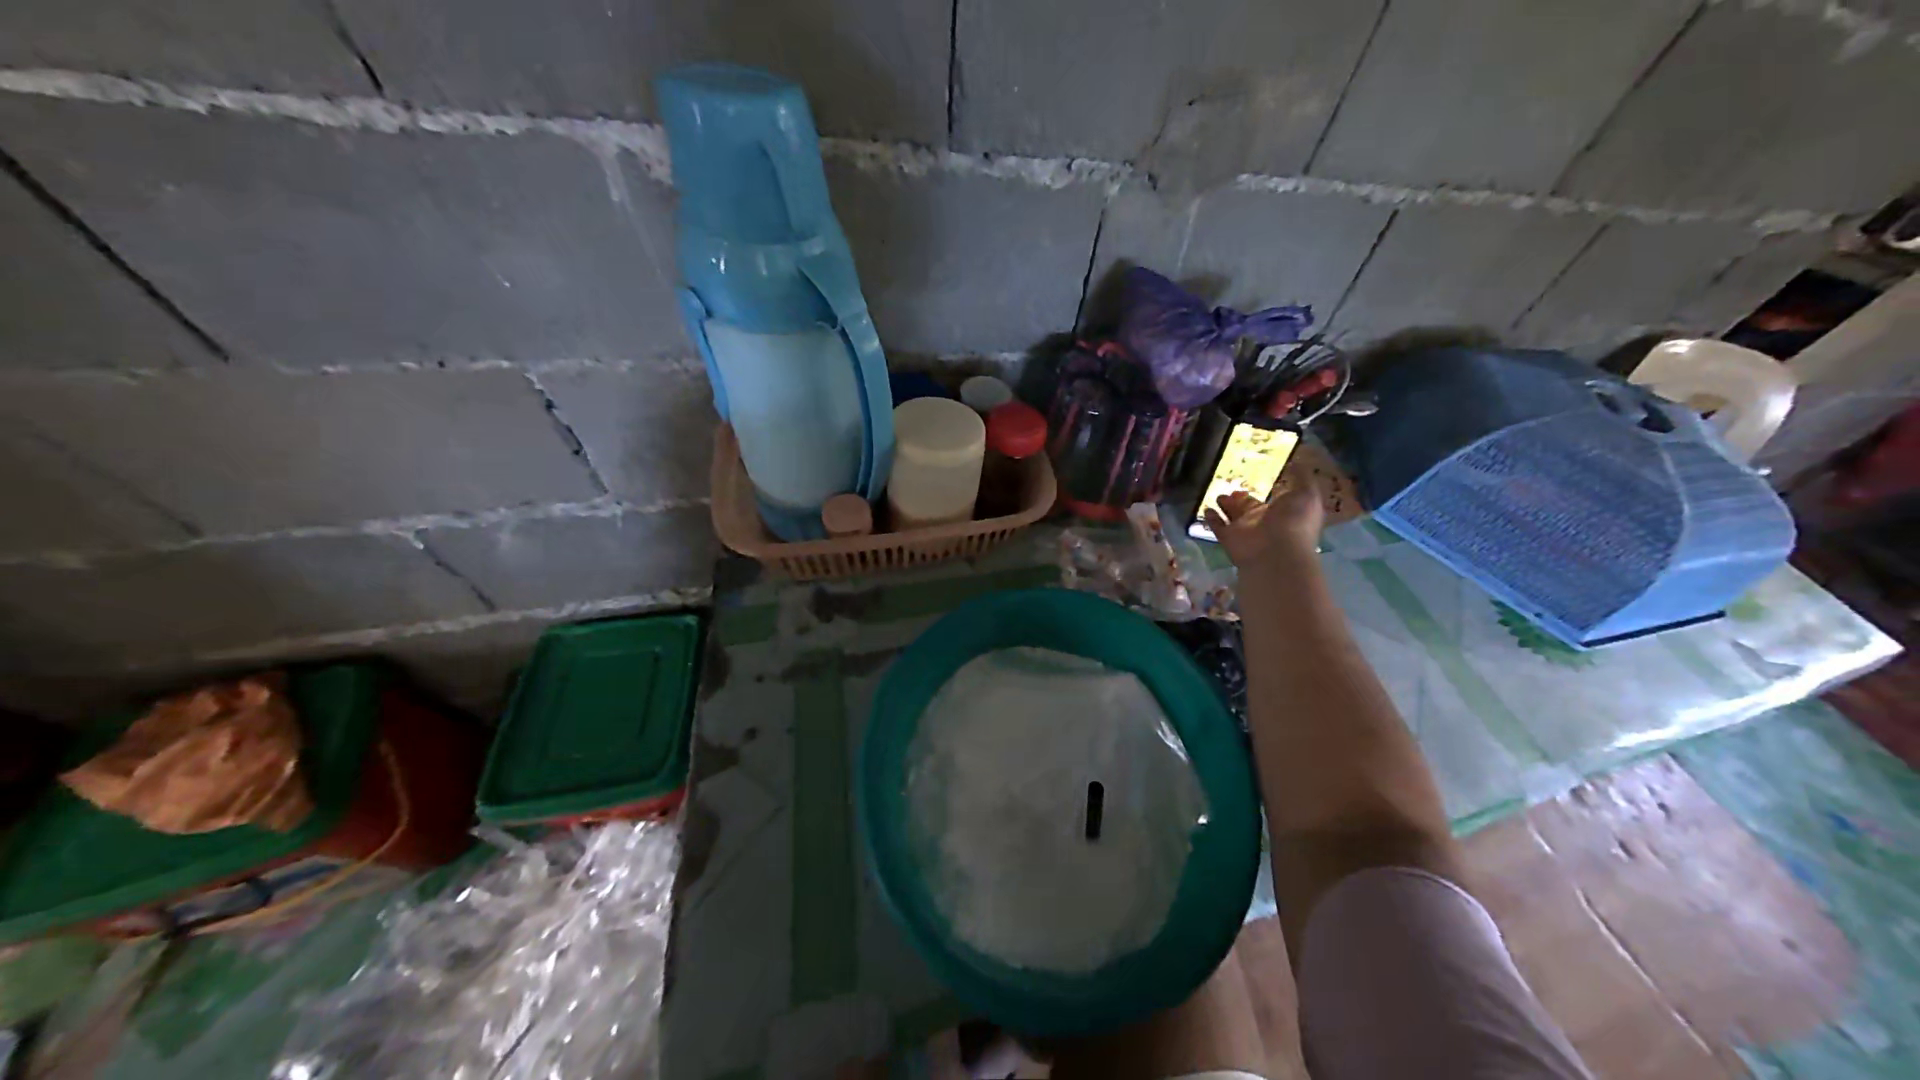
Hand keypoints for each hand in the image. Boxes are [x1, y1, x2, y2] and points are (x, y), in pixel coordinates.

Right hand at [1203, 459, 1324, 572]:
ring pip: (1233, 515)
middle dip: (1243, 499)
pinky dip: (1211, 518)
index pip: (1275, 499)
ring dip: (1226, 506)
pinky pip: (1217, 526)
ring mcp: (1245, 530)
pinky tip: (1206, 508)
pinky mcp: (1228, 537)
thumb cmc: (1294, 521)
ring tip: (1218, 494)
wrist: (1277, 552)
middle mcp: (1265, 521)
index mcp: (1285, 511)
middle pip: (1250, 507)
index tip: (1260, 477)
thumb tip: (1296, 461)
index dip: (1269, 489)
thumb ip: (1301, 476)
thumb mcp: (1306, 493)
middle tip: (1233, 488)